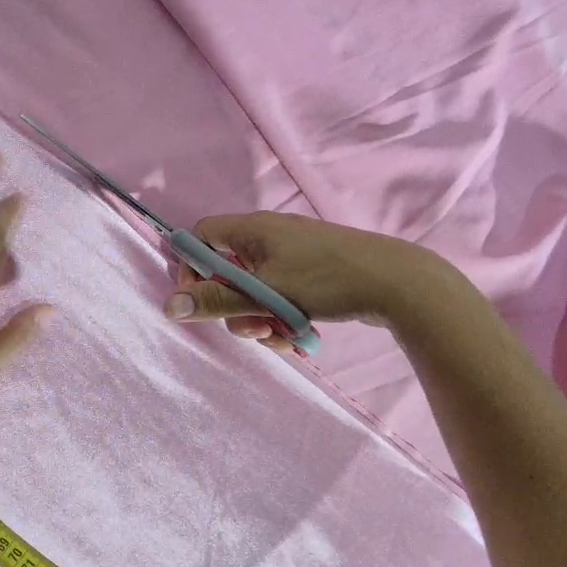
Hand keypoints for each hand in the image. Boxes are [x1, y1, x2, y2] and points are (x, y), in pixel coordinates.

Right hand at [163, 211, 407, 349]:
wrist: (398, 283)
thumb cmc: (327, 279)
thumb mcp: (265, 293)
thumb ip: (216, 301)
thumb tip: (168, 306)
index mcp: (253, 229)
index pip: (201, 236)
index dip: (192, 267)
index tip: (199, 299)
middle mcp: (269, 237)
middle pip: (227, 270)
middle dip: (232, 306)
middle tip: (249, 328)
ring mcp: (292, 255)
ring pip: (254, 290)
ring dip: (257, 318)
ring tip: (278, 337)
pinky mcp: (311, 274)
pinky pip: (278, 296)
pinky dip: (279, 317)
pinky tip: (294, 337)